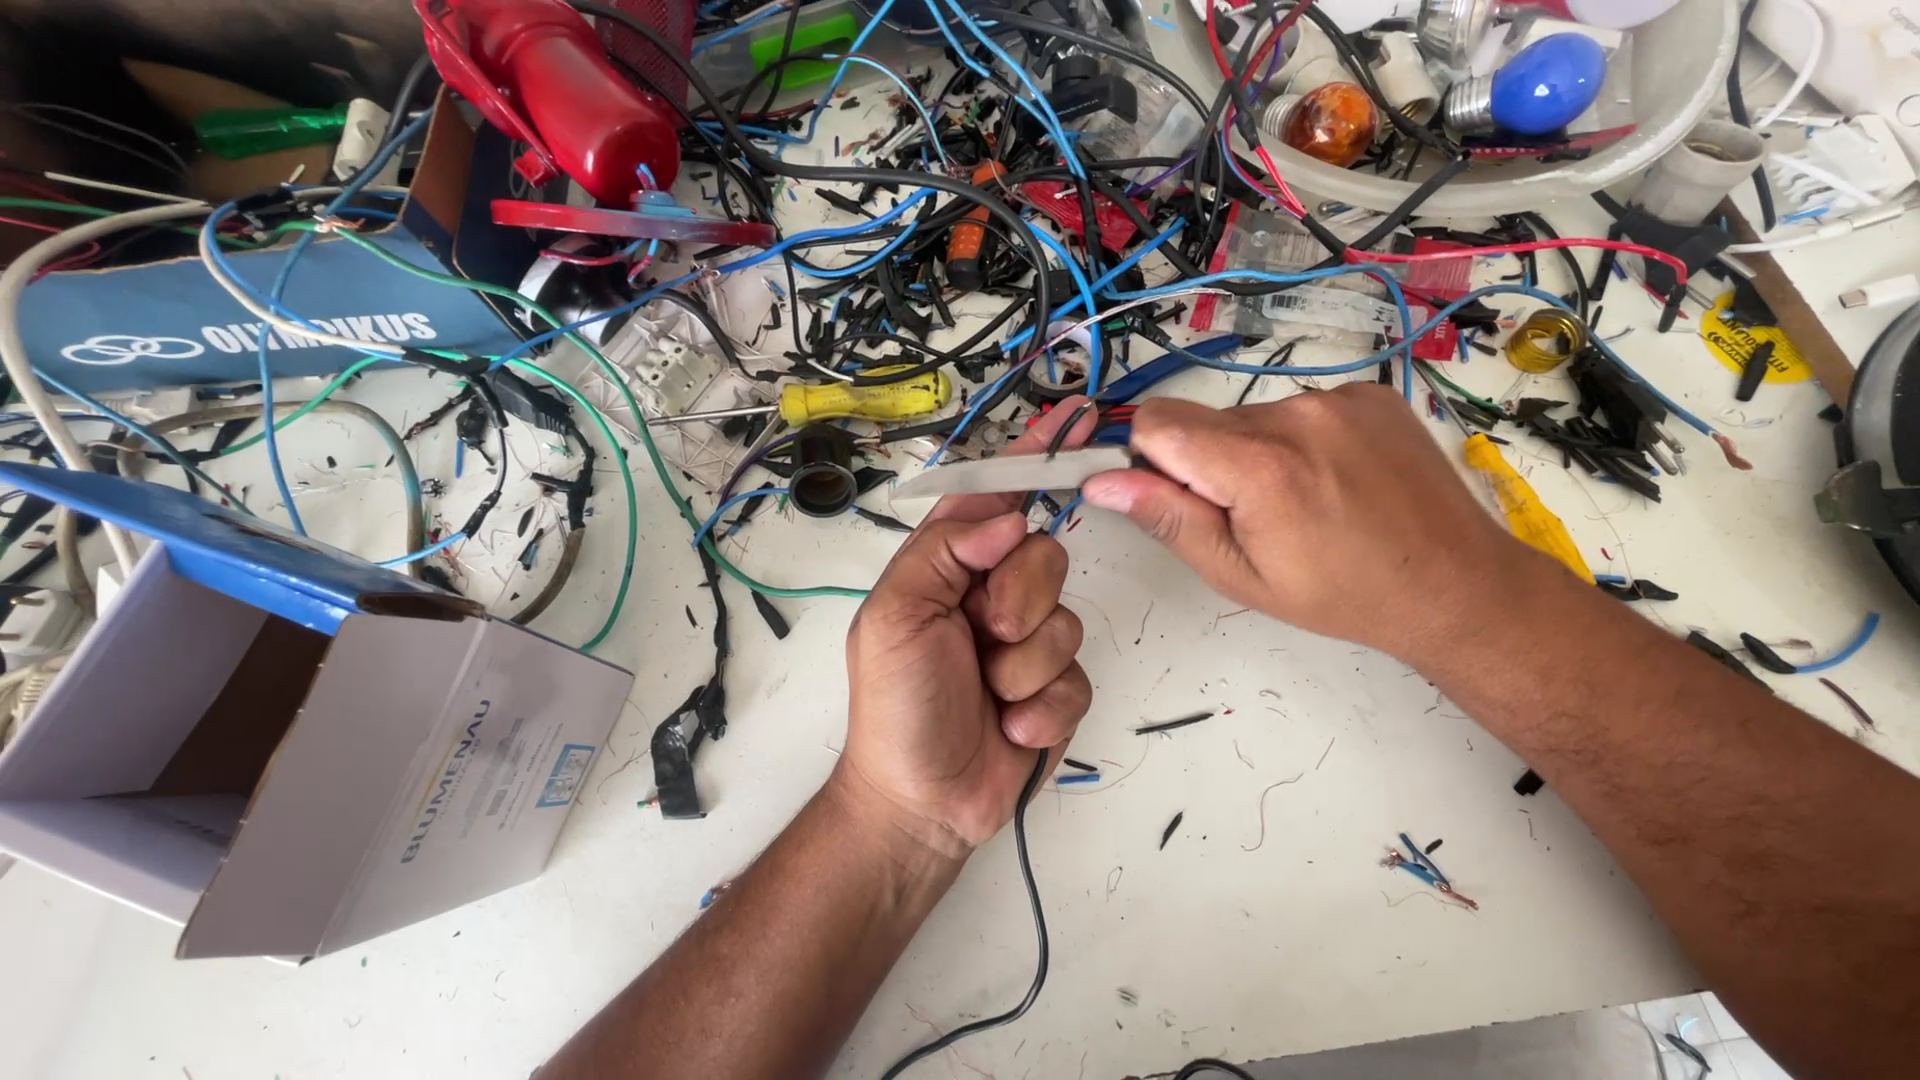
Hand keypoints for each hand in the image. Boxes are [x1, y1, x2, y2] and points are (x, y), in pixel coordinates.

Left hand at [836, 400, 1100, 860]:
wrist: (921, 802)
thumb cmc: (896, 705)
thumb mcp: (894, 616)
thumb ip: (942, 553)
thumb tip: (1008, 518)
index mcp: (947, 568)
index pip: (994, 500)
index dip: (1031, 459)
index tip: (1072, 420)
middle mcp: (991, 595)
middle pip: (1044, 554)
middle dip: (1019, 599)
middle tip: (985, 636)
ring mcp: (1027, 643)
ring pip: (1065, 620)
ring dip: (1024, 667)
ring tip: (989, 696)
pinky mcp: (1055, 688)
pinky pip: (1076, 676)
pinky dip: (1040, 707)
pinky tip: (1009, 729)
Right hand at [1080, 385, 1539, 661]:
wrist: (1454, 584)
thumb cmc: (1339, 594)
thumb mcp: (1238, 574)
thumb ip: (1167, 519)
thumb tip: (1101, 481)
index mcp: (1258, 466)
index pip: (1156, 422)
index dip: (1151, 459)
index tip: (1178, 497)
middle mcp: (1296, 415)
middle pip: (1203, 420)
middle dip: (1204, 462)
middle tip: (1249, 515)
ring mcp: (1339, 399)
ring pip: (1250, 416)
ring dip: (1251, 452)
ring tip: (1298, 501)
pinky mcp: (1369, 395)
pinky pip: (1299, 409)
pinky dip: (1297, 441)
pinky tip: (1331, 481)